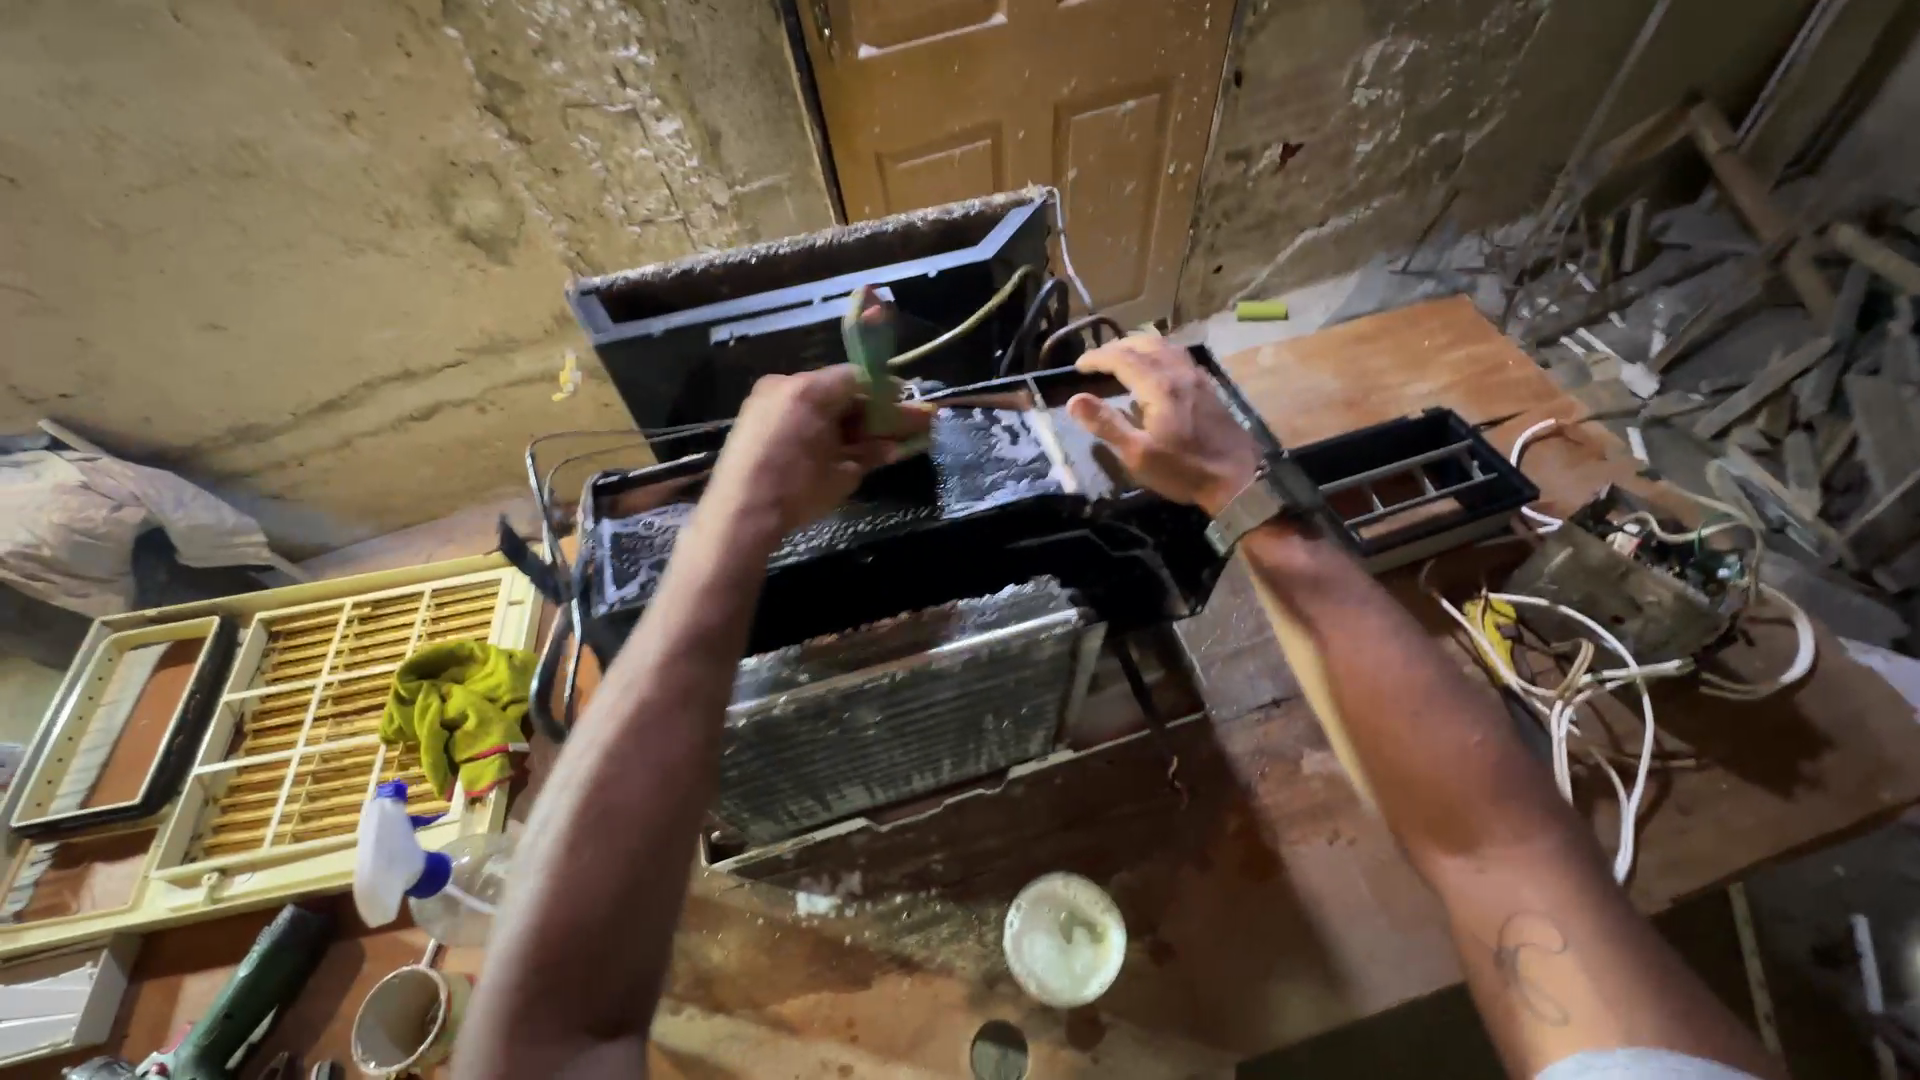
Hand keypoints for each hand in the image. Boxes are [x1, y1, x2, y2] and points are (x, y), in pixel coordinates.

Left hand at [703, 365, 930, 536]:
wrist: (740, 514)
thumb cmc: (796, 491)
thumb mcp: (843, 474)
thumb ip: (871, 453)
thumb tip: (894, 446)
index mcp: (810, 390)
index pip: (858, 378)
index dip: (885, 393)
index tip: (905, 405)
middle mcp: (785, 384)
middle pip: (838, 389)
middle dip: (868, 410)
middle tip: (896, 426)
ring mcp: (765, 400)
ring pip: (817, 403)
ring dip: (845, 421)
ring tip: (871, 442)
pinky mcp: (753, 419)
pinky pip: (796, 414)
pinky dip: (819, 428)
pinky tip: (838, 446)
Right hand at [1065, 337, 1262, 516]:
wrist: (1238, 478)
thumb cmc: (1184, 470)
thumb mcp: (1138, 454)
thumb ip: (1106, 425)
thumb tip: (1075, 400)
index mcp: (1159, 386)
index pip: (1122, 358)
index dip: (1097, 358)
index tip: (1079, 366)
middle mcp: (1179, 373)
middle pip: (1144, 344)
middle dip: (1117, 347)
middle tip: (1097, 361)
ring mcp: (1197, 378)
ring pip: (1165, 346)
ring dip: (1139, 346)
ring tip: (1122, 358)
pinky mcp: (1208, 388)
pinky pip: (1179, 357)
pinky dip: (1158, 354)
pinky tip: (1155, 370)